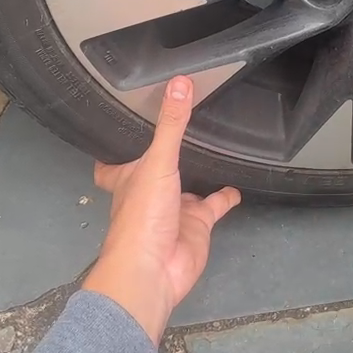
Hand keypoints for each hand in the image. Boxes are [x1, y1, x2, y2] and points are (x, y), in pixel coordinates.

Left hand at [80, 76, 241, 343]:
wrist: (155, 271)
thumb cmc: (143, 215)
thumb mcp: (157, 162)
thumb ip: (171, 124)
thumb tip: (180, 81)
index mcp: (128, 178)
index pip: (113, 161)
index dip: (115, 145)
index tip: (123, 123)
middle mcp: (149, 191)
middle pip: (154, 169)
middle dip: (165, 151)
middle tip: (180, 121)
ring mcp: (174, 209)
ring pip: (188, 185)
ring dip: (199, 169)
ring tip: (215, 139)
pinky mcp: (198, 224)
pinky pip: (216, 205)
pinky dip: (227, 195)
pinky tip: (239, 180)